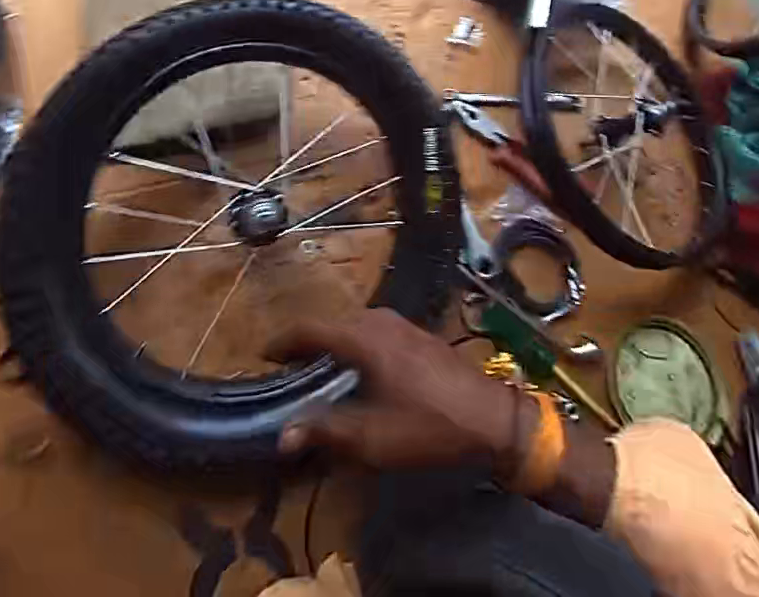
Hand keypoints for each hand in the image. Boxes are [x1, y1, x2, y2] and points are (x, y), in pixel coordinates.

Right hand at [267, 308, 522, 471]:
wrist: (493, 418)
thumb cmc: (430, 426)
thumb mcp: (374, 438)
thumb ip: (326, 432)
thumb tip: (284, 436)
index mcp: (363, 338)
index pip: (310, 328)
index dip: (284, 341)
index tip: (264, 354)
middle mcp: (378, 320)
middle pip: (330, 323)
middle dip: (307, 342)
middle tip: (289, 368)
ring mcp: (400, 322)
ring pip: (352, 325)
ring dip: (332, 342)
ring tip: (319, 368)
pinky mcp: (416, 332)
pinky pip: (372, 329)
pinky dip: (354, 342)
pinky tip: (359, 367)